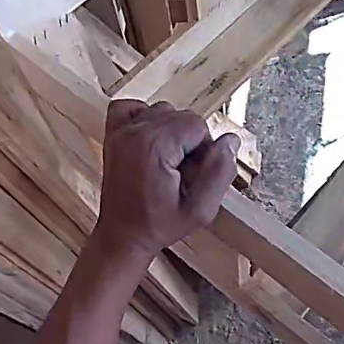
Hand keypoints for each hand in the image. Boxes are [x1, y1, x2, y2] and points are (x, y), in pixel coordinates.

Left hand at [93, 99, 238, 261]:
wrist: (123, 236)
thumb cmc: (160, 225)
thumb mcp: (200, 209)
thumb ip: (220, 172)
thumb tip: (231, 140)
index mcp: (154, 147)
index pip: (197, 124)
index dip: (204, 149)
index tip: (194, 174)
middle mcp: (134, 132)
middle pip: (182, 114)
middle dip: (190, 140)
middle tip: (182, 172)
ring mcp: (119, 131)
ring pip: (162, 110)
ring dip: (171, 130)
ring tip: (167, 161)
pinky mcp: (112, 134)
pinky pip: (131, 107)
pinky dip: (145, 118)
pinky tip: (151, 142)